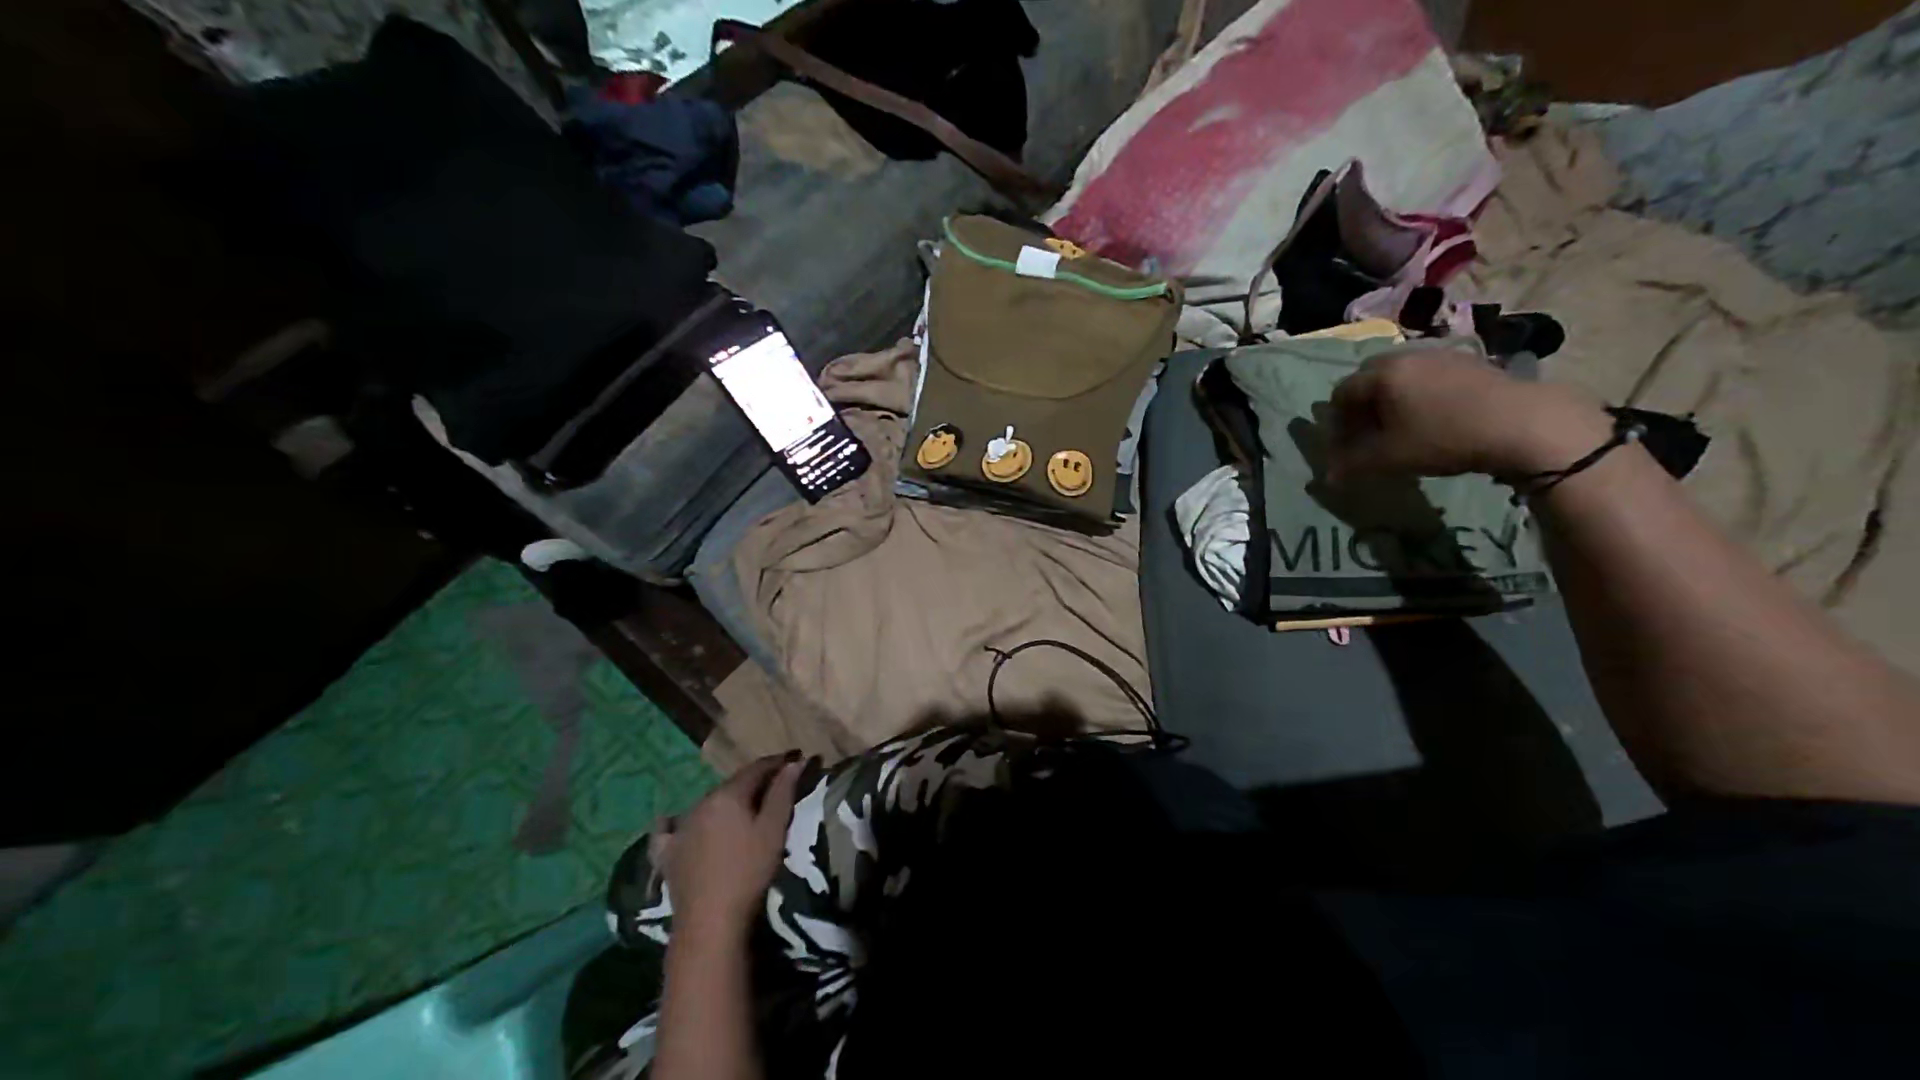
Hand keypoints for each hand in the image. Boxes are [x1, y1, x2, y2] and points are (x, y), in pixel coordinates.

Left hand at [660, 754, 805, 936]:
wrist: (710, 921)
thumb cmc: (749, 872)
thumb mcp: (773, 830)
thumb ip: (782, 792)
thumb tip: (793, 762)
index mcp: (728, 795)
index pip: (756, 768)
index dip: (777, 763)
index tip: (794, 760)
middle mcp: (700, 803)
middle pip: (731, 785)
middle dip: (752, 782)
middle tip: (773, 786)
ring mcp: (679, 828)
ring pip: (705, 804)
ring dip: (724, 801)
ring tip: (739, 809)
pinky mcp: (665, 853)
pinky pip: (666, 830)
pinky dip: (672, 823)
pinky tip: (671, 821)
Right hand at [1325, 346, 1611, 483]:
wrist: (1523, 423)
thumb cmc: (1444, 437)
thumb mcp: (1390, 458)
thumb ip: (1352, 465)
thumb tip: (1328, 477)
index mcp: (1381, 374)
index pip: (1341, 393)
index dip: (1336, 422)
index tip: (1344, 447)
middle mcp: (1406, 356)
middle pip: (1368, 378)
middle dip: (1361, 405)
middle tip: (1368, 434)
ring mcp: (1440, 355)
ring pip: (1400, 375)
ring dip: (1391, 399)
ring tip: (1401, 427)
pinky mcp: (1469, 362)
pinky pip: (1428, 376)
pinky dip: (1418, 394)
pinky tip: (1433, 418)